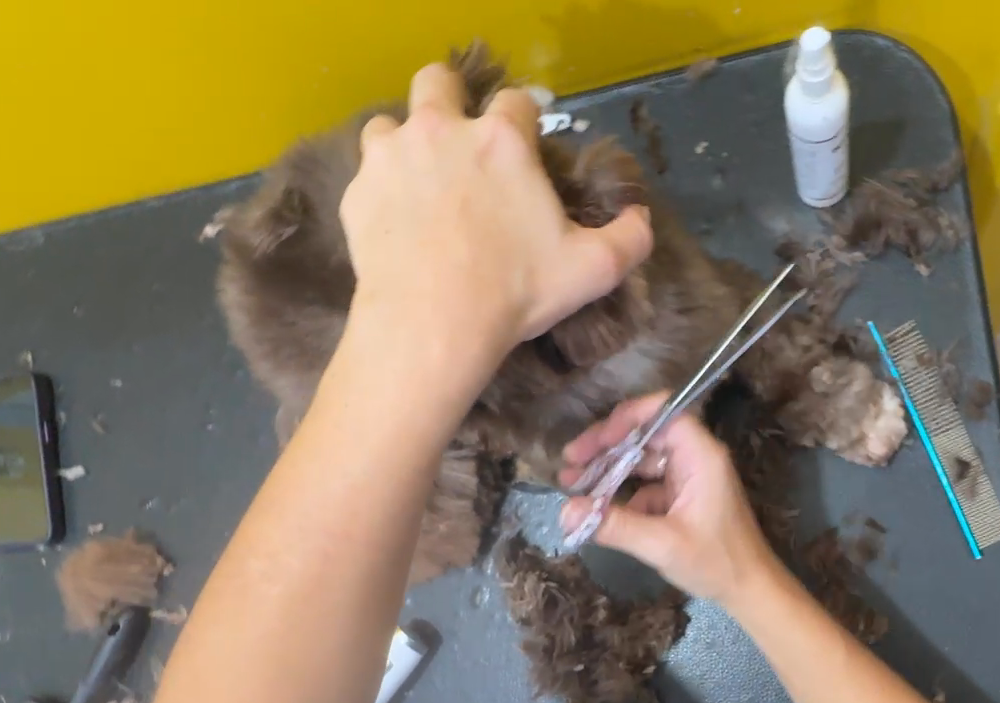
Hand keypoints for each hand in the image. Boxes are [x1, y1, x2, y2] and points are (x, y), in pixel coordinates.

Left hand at [338, 62, 653, 380]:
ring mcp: (392, 157)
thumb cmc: (518, 291)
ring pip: (392, 124)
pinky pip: (368, 175)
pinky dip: (384, 190)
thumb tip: (640, 219)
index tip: (527, 149)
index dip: (525, 122)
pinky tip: (400, 224)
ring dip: (409, 144)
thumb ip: (629, 239)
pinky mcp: (359, 193)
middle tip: (464, 148)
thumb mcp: (593, 271)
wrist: (434, 324)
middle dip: (453, 103)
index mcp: (502, 142)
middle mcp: (442, 130)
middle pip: (439, 83)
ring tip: (425, 186)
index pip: (517, 102)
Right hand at [559, 394, 782, 606]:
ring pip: (643, 460)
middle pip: (646, 434)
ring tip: (573, 483)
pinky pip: (647, 485)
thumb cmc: (716, 562)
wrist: (749, 591)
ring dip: (610, 469)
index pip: (663, 412)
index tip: (595, 440)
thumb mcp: (662, 544)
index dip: (627, 419)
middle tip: (569, 463)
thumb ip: (614, 525)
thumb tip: (565, 511)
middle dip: (606, 446)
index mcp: (700, 456)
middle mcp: (695, 458)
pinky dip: (622, 493)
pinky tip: (598, 509)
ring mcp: (689, 478)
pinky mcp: (683, 498)